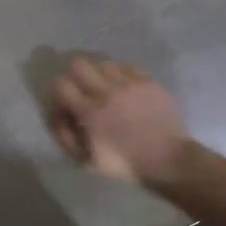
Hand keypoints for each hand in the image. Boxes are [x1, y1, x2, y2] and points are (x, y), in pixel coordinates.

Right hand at [46, 56, 191, 185]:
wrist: (168, 159)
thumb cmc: (126, 163)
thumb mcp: (88, 161)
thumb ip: (66, 137)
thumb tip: (57, 115)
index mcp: (90, 112)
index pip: (61, 84)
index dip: (57, 90)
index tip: (63, 100)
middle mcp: (107, 91)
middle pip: (79, 63)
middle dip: (75, 74)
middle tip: (81, 87)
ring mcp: (130, 83)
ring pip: (103, 62)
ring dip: (99, 73)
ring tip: (104, 85)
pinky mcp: (148, 80)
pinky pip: (127, 65)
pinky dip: (121, 73)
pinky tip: (124, 85)